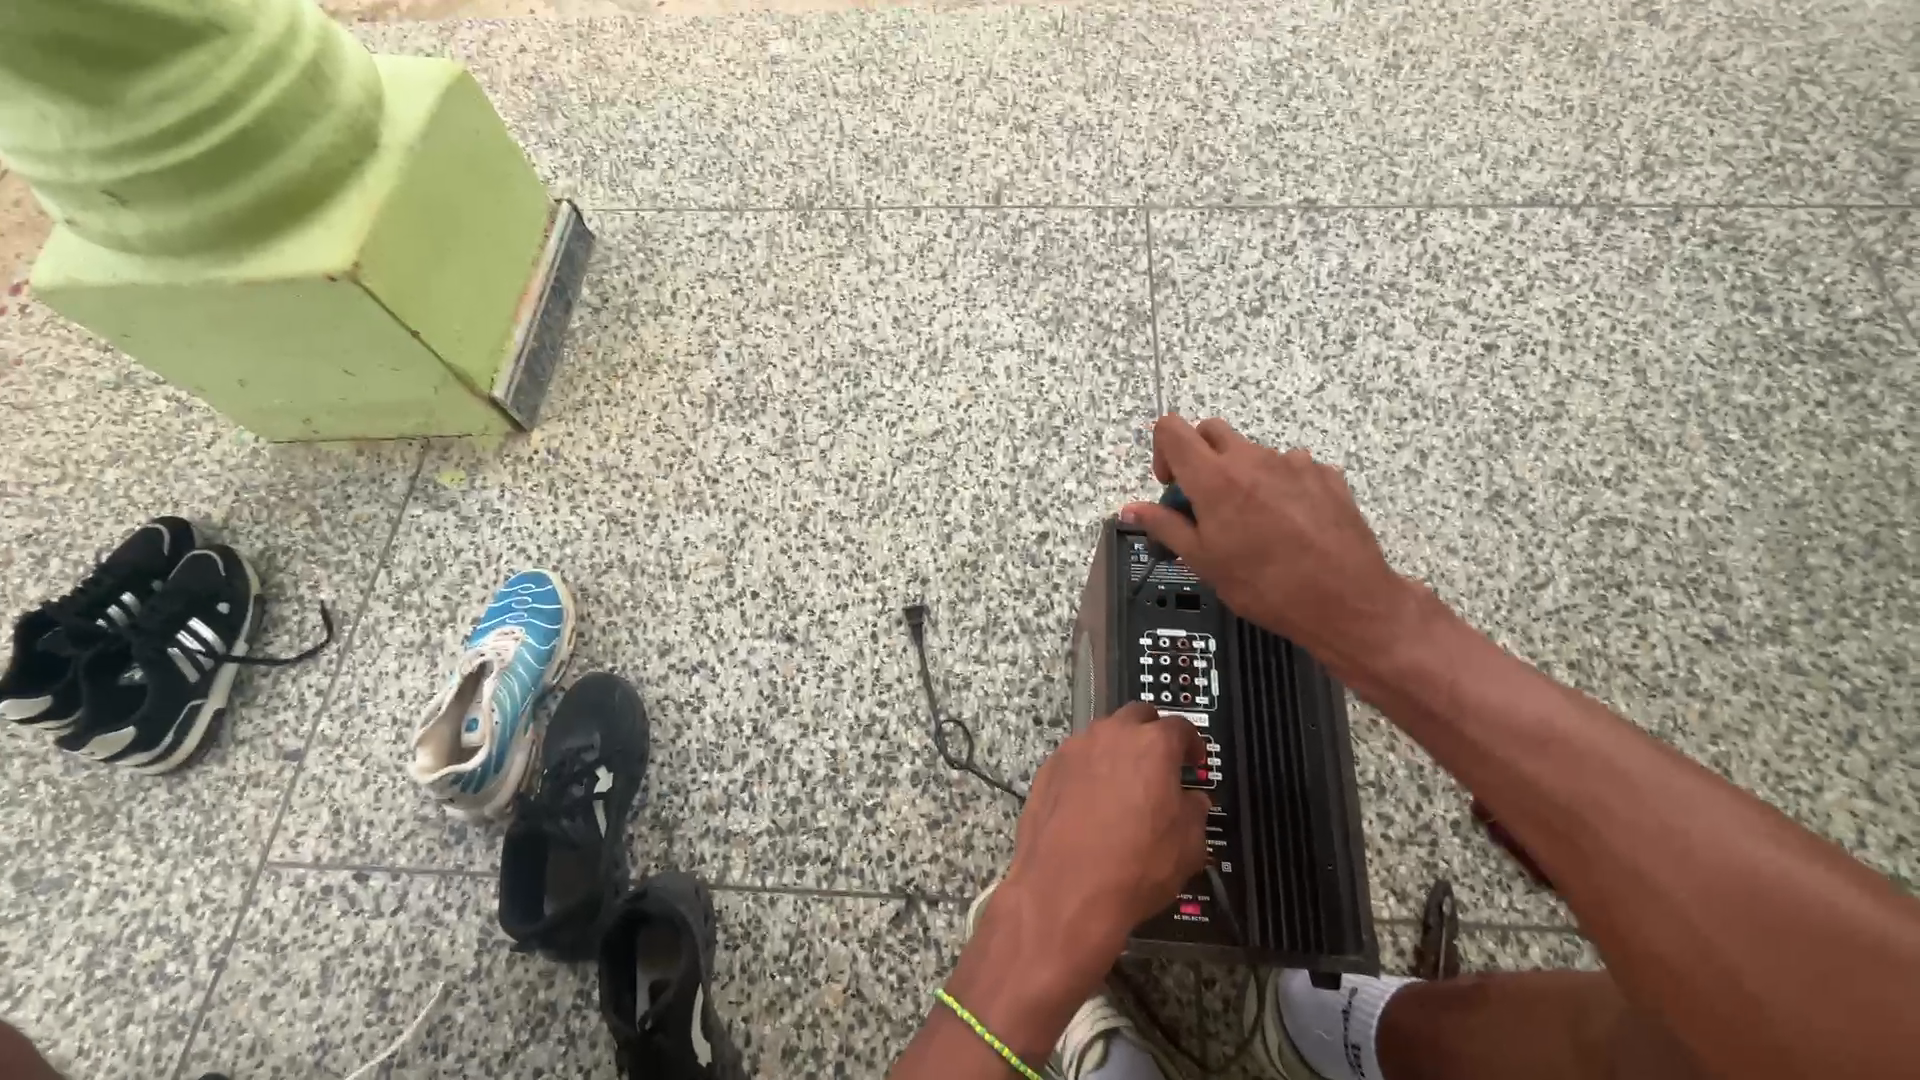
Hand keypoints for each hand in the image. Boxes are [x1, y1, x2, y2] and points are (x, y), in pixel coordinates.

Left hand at [987, 703, 1211, 990]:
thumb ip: (1194, 812)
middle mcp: (1111, 735)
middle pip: (1137, 716)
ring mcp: (1074, 749)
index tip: (1194, 760)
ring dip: (1117, 750)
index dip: (1192, 744)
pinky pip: (1075, 759)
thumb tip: (1192, 801)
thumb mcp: (1188, 846)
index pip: (1181, 727)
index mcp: (1153, 745)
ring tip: (1124, 785)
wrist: (1064, 890)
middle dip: (1152, 733)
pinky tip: (1091, 802)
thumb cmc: (1135, 867)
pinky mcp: (1047, 769)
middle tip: (1160, 763)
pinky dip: (1088, 770)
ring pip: (1102, 735)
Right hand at [1121, 414, 1423, 682]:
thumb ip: (1165, 526)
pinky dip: (1278, 486)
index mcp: (1215, 479)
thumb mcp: (1204, 562)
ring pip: (1252, 452)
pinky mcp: (1325, 475)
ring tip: (1252, 522)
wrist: (1346, 601)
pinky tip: (1287, 525)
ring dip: (1240, 474)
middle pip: (1211, 431)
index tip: (1172, 487)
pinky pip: (1290, 468)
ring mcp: (1294, 463)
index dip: (1163, 451)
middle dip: (1199, 457)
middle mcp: (1253, 459)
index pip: (1171, 428)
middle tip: (1203, 502)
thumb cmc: (1267, 587)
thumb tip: (1132, 508)